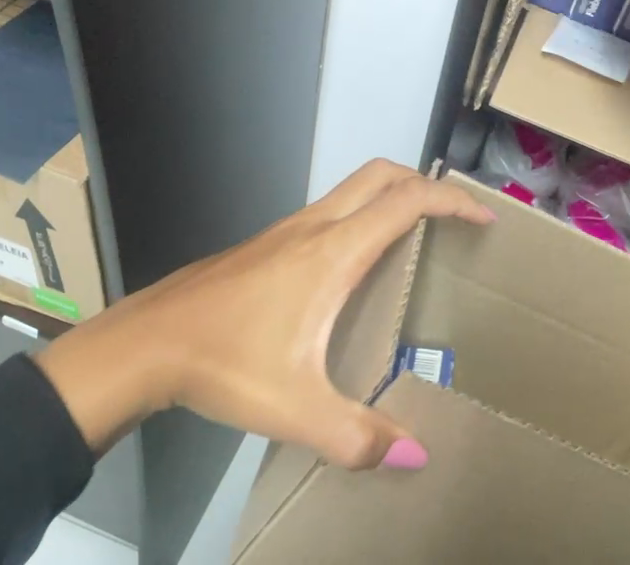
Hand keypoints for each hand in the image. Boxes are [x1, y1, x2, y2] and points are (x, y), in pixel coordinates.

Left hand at [32, 160, 494, 468]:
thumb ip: (358, 436)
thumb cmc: (226, 364)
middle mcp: (315, 227)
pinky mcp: (267, 243)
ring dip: (391, 196)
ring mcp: (286, 230)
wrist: (146, 343)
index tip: (483, 217)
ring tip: (415, 238)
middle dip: (425, 182)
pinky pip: (330, 211)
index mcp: (334, 253)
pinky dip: (361, 215)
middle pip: (381, 175)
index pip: (406, 202)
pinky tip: (355, 268)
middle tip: (454, 216)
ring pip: (352, 189)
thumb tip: (415, 454)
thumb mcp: (296, 409)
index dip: (452, 200)